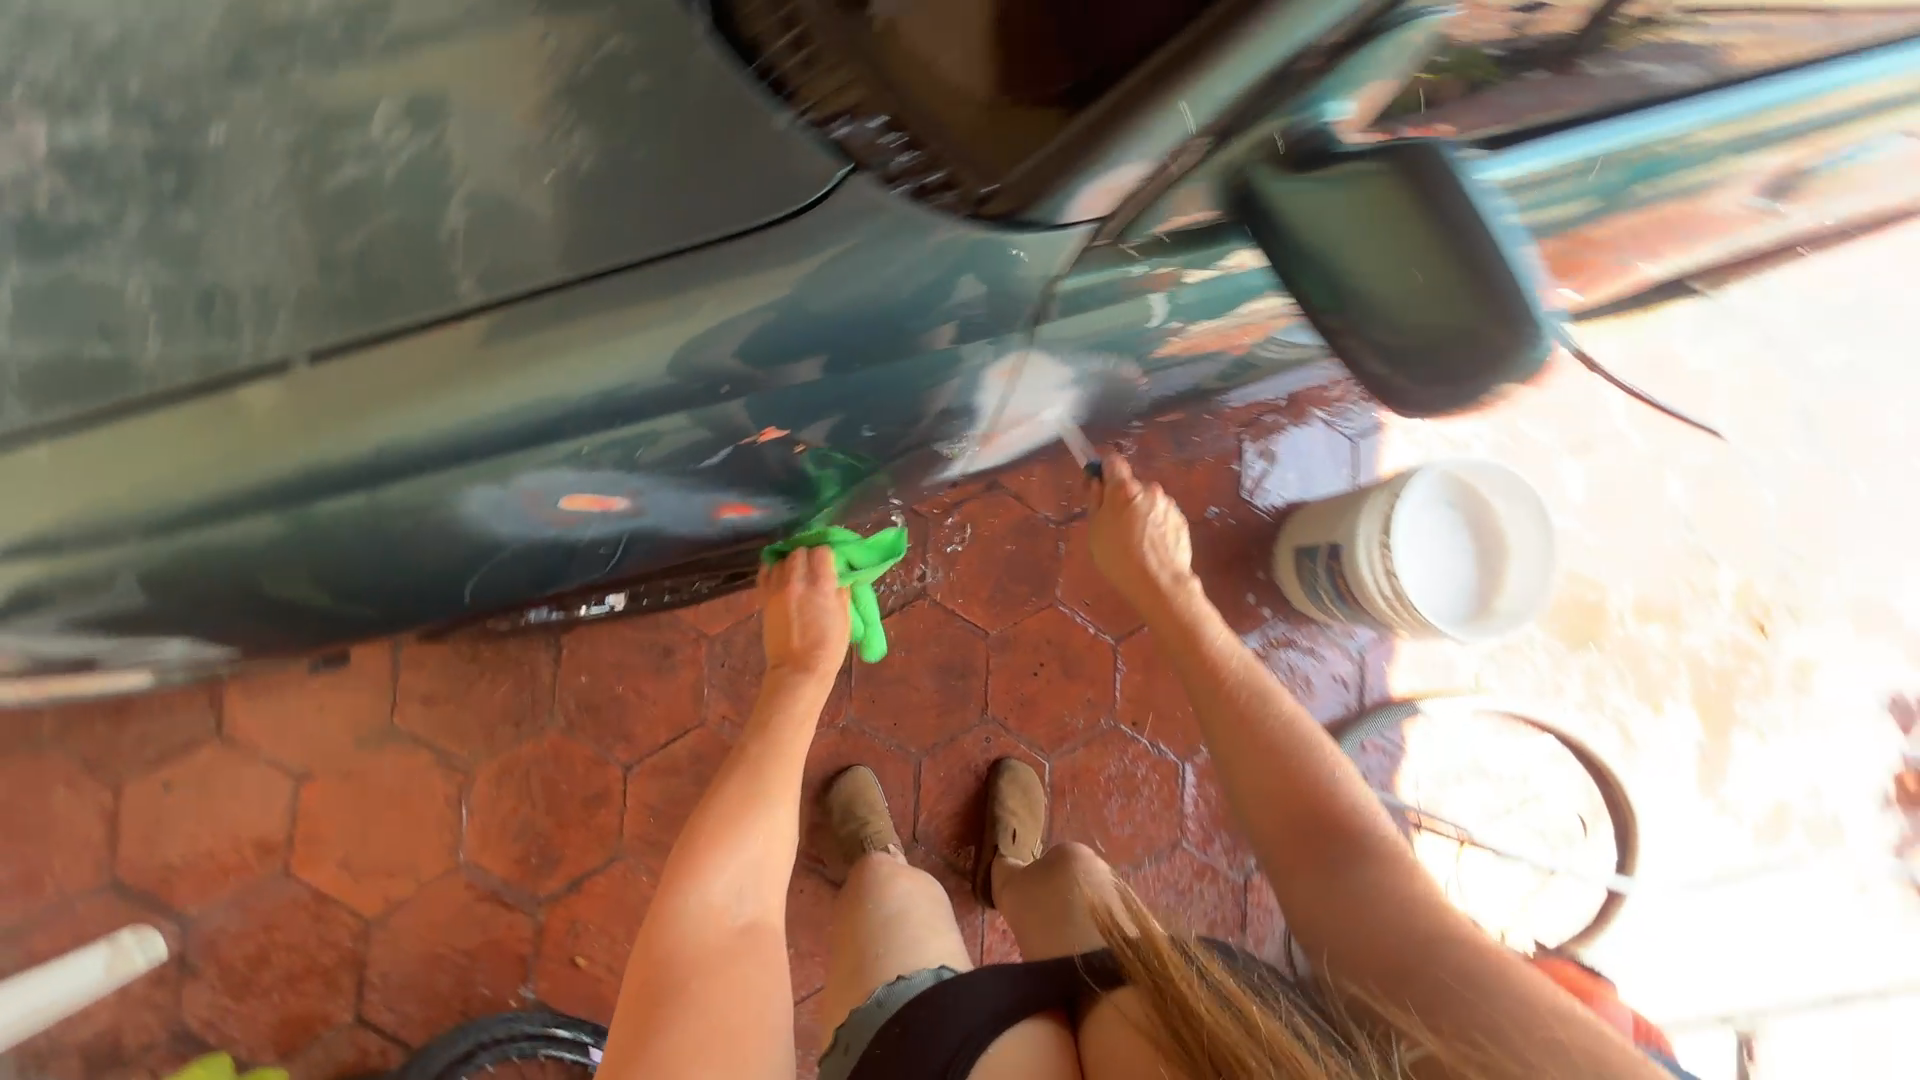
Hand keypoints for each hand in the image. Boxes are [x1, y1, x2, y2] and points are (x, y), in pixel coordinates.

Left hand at [759, 546, 850, 681]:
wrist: (798, 670)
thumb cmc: (828, 647)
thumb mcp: (845, 618)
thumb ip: (841, 592)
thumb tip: (840, 578)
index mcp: (821, 585)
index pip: (822, 551)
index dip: (827, 555)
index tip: (830, 564)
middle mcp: (797, 582)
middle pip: (799, 552)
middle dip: (808, 556)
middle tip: (813, 568)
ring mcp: (777, 589)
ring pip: (781, 560)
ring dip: (790, 562)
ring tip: (796, 573)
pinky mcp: (764, 599)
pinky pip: (764, 573)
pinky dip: (772, 570)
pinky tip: (779, 575)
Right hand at [1088, 452, 1198, 614]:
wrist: (1159, 583)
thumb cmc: (1118, 557)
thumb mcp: (1095, 530)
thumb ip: (1095, 501)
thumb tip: (1097, 483)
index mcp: (1124, 489)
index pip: (1113, 461)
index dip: (1103, 470)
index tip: (1096, 485)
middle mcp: (1149, 489)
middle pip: (1131, 485)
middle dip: (1122, 499)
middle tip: (1114, 524)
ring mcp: (1168, 504)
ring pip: (1148, 501)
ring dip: (1140, 512)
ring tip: (1135, 541)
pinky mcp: (1181, 520)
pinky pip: (1162, 516)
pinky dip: (1155, 525)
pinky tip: (1151, 547)